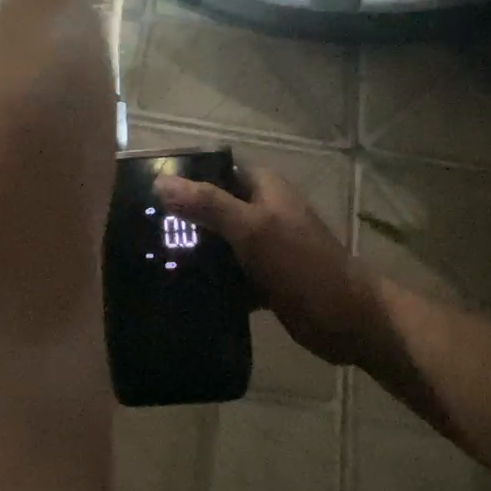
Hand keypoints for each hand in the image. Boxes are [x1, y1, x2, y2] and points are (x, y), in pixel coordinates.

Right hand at [153, 163, 384, 366]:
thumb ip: (208, 205)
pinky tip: (180, 293)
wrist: (349, 320)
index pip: (215, 169)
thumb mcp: (252, 229)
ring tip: (150, 263)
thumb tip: (161, 183)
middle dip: (182, 218)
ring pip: (219, 243)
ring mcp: (264, 247)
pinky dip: (210, 282)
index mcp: (263, 188)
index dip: (184, 177)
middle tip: (140, 233)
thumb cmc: (302, 264)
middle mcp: (262, 211)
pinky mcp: (264, 279)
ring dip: (194, 253)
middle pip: (213, 207)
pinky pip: (229, 275)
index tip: (146, 192)